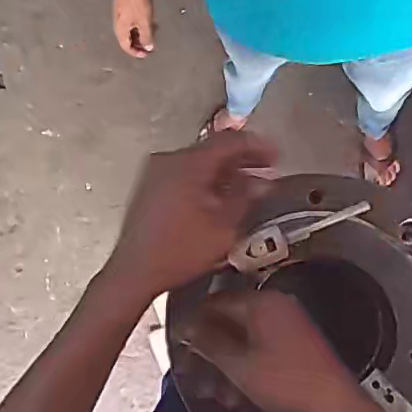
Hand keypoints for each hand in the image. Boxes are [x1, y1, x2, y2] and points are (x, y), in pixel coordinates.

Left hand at [99, 130, 276, 300]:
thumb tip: (262, 183)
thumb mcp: (224, 228)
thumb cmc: (180, 251)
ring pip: (199, 160)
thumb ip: (246, 199)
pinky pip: (184, 171)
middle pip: (213, 149)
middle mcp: (170, 160)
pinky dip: (205, 178)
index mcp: (189, 164)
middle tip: (266, 169)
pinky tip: (219, 196)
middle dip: (242, 159)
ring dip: (224, 170)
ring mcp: (156, 171)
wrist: (135, 270)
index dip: (258, 146)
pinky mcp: (150, 185)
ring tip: (247, 185)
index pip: (229, 141)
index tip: (276, 156)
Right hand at [112, 0, 154, 57]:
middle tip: (149, 45)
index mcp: (120, 30)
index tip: (146, 54)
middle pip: (127, 40)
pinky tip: (147, 22)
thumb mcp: (144, 22)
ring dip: (140, 35)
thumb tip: (148, 48)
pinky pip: (131, 22)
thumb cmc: (136, 3)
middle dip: (138, 44)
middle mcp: (118, 25)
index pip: (126, 47)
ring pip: (130, 31)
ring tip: (151, 34)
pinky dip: (139, 26)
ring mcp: (120, 16)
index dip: (136, 52)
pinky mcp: (124, 9)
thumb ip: (146, 36)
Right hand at [173, 290, 377, 411]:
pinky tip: (236, 389)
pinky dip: (245, 364)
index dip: (193, 321)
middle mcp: (277, 306)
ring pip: (244, 337)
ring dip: (225, 361)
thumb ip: (209, 343)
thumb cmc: (292, 385)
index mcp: (263, 302)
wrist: (336, 408)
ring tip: (214, 386)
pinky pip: (261, 346)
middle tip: (193, 366)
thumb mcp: (238, 366)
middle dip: (209, 346)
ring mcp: (289, 324)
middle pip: (229, 319)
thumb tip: (189, 330)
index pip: (215, 301)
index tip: (180, 337)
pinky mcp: (296, 343)